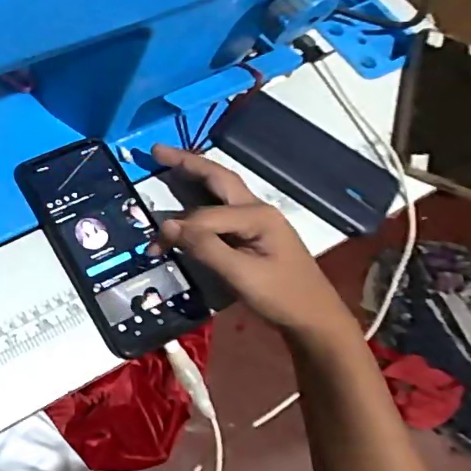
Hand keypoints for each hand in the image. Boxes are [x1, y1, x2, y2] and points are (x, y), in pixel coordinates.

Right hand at [151, 143, 357, 343]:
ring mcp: (258, 220)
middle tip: (156, 151)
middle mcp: (257, 209)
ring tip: (168, 164)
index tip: (154, 247)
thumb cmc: (283, 297)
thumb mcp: (242, 276)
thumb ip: (205, 248)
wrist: (316, 320)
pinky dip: (202, 197)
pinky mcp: (254, 234)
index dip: (178, 228)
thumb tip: (168, 227)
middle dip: (187, 163)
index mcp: (257, 216)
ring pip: (221, 189)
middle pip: (218, 178)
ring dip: (195, 175)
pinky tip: (190, 195)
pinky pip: (223, 208)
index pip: (206, 215)